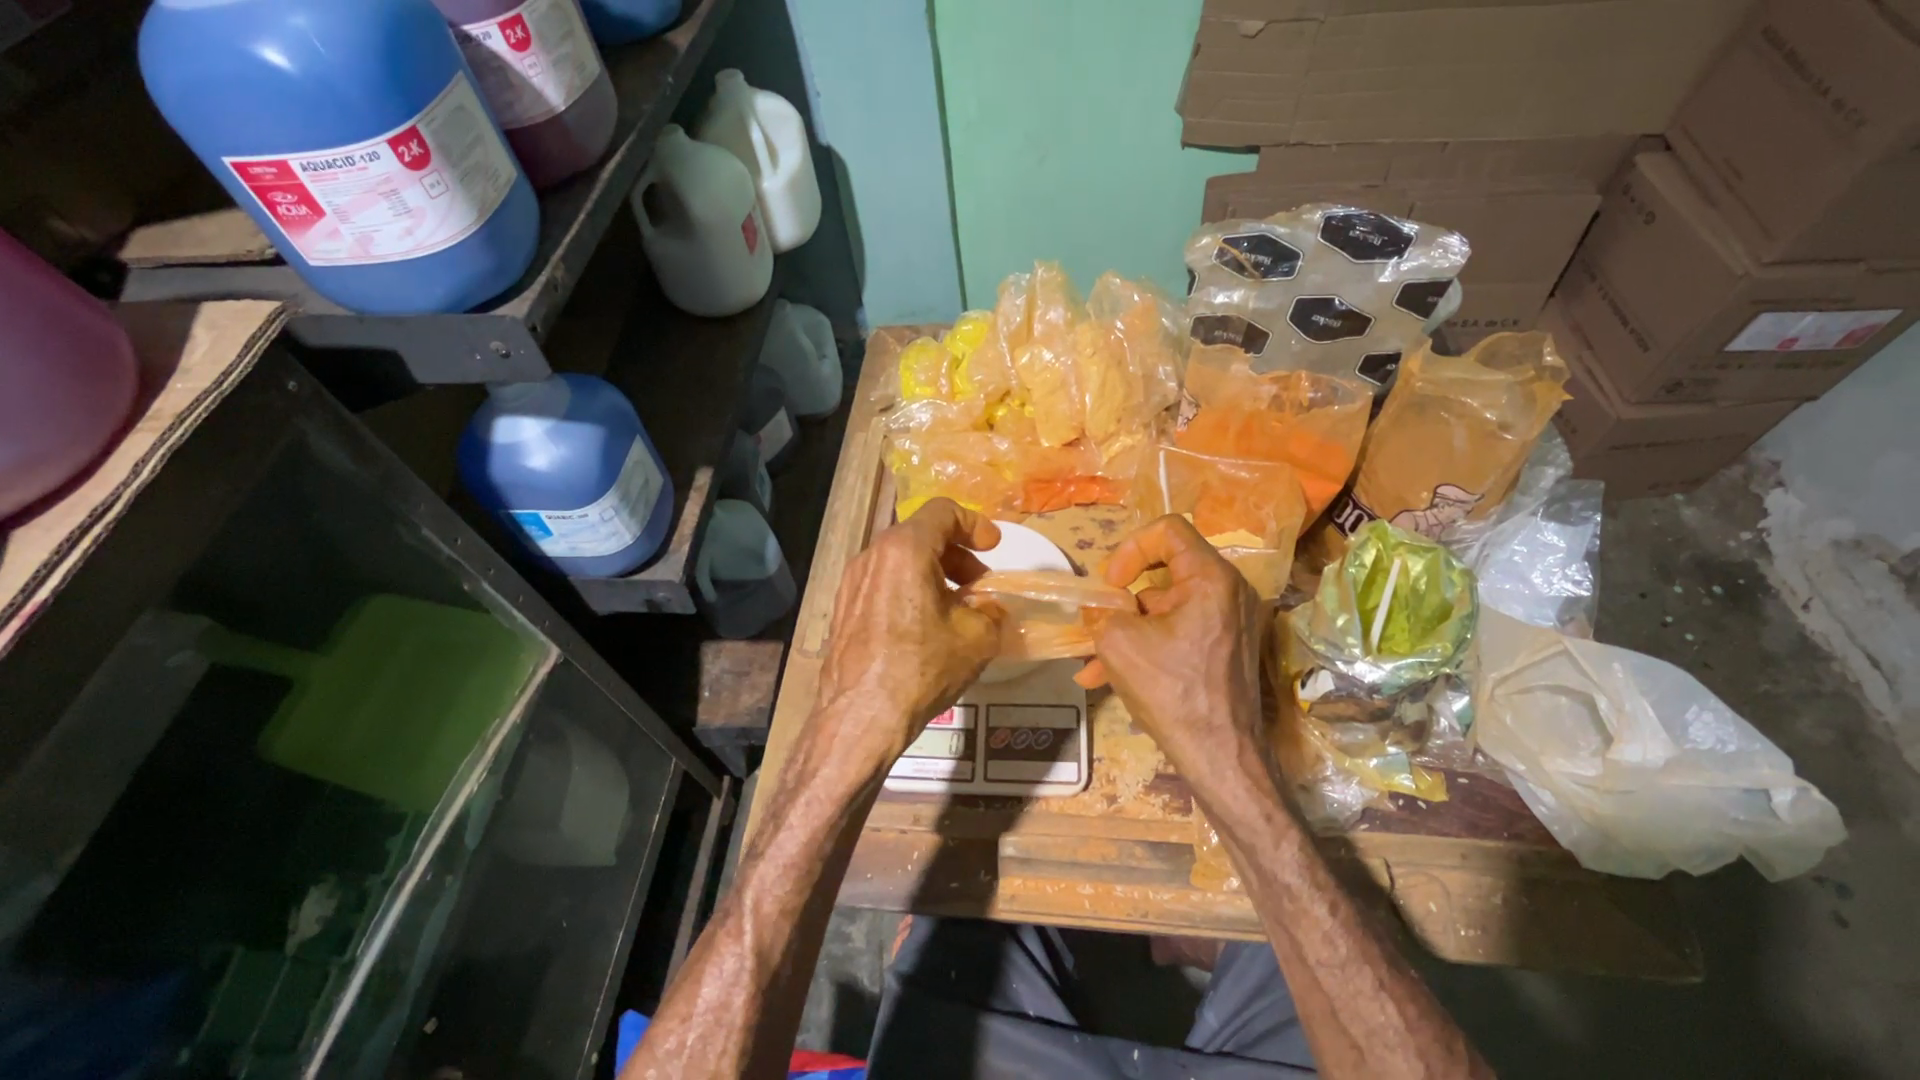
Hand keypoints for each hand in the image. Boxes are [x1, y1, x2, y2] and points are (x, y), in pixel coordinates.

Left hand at [813, 499, 1003, 767]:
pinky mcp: (843, 609)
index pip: (943, 511)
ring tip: (957, 607)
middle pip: (919, 535)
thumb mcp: (976, 638)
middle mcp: (872, 556)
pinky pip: (883, 583)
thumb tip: (990, 608)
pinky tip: (926, 626)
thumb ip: (991, 611)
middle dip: (956, 553)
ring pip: (899, 560)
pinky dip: (910, 589)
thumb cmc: (922, 668)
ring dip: (933, 573)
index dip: (974, 524)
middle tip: (980, 583)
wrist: (861, 716)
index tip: (993, 548)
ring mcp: (852, 582)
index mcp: (905, 549)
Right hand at [1078, 516, 1267, 786]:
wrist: (1219, 754)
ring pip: (1167, 609)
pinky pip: (1180, 632)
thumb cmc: (1171, 690)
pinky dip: (1149, 646)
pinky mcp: (1228, 649)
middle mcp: (1230, 592)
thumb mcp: (1118, 643)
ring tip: (1091, 663)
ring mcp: (1232, 622)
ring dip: (1128, 631)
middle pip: (1165, 573)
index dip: (1130, 548)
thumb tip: (1098, 607)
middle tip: (1098, 621)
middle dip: (1123, 599)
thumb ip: (1101, 612)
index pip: (1168, 530)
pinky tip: (1109, 677)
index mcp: (1212, 578)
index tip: (1111, 585)